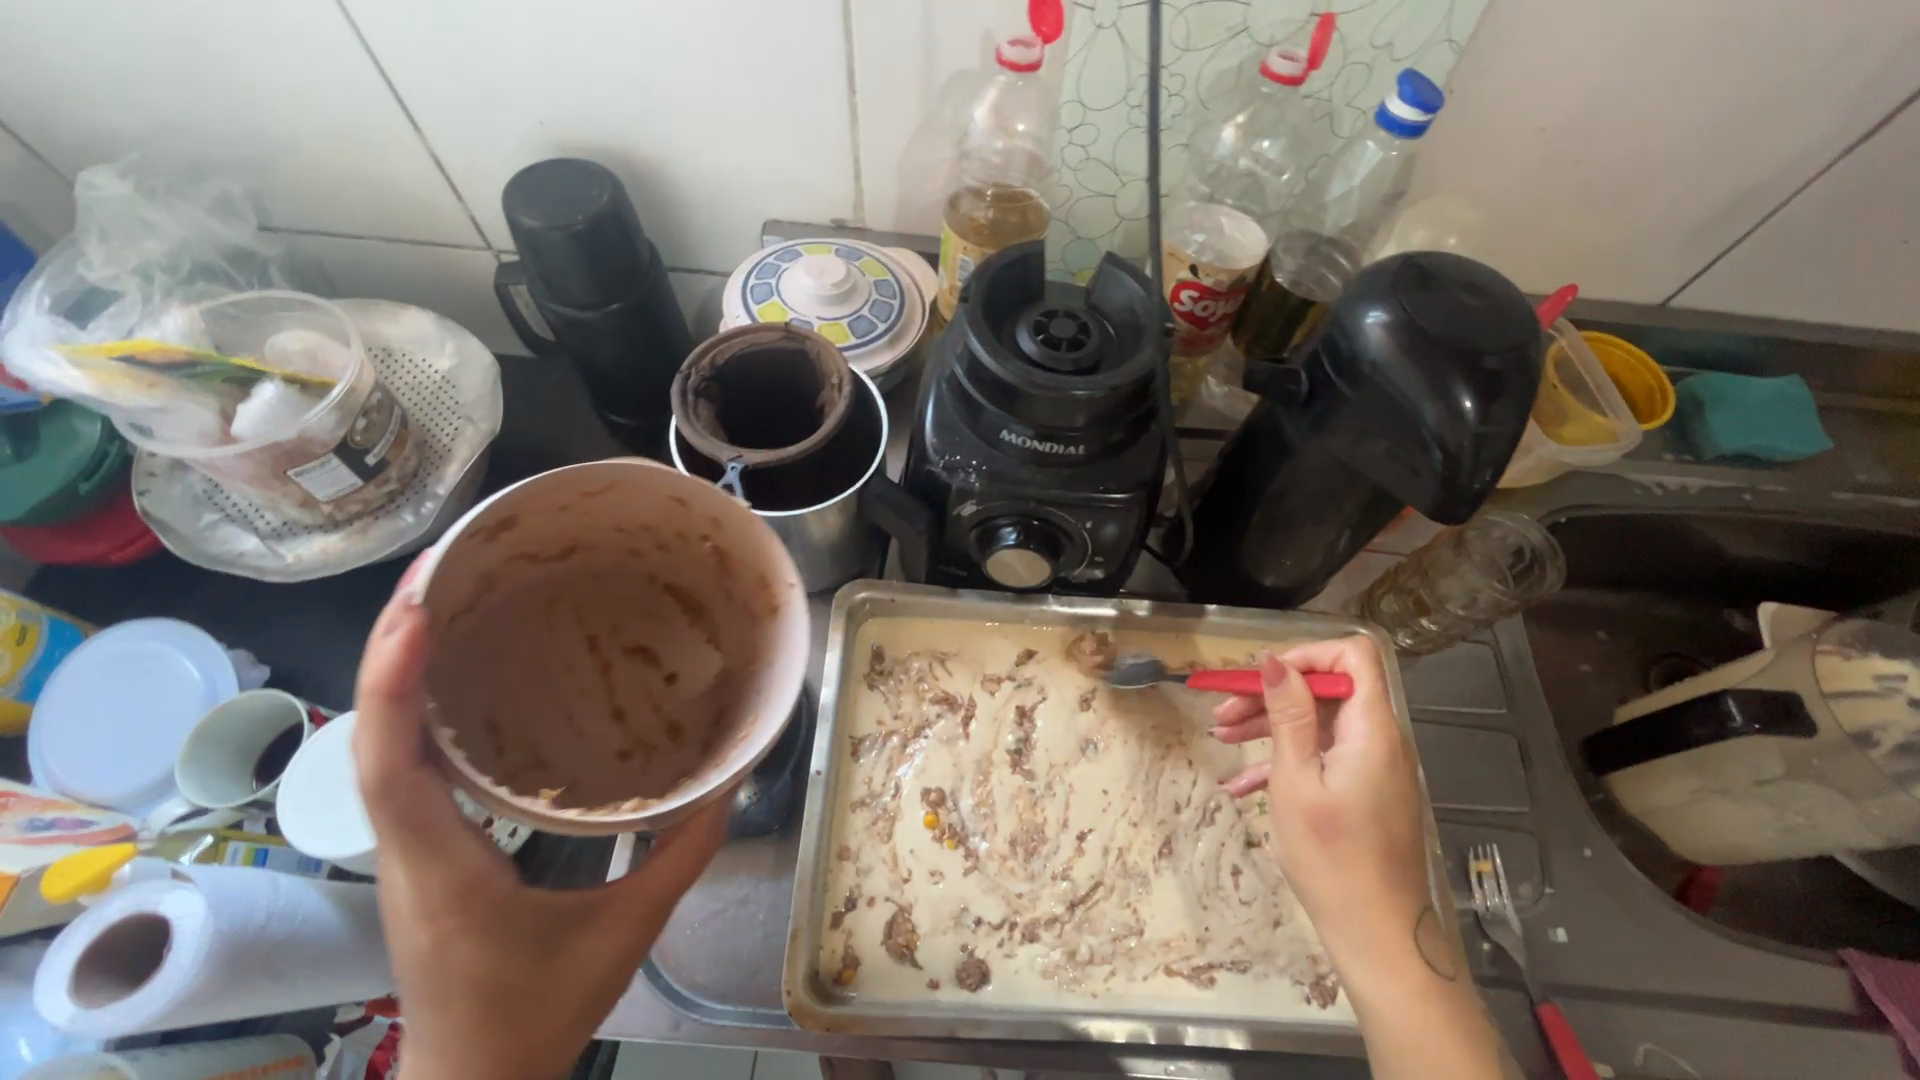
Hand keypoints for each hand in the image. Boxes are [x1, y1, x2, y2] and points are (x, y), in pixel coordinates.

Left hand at [354, 559, 729, 1079]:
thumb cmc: (537, 1011)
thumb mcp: (626, 931)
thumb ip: (680, 855)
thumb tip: (728, 784)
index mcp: (440, 862)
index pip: (392, 762)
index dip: (395, 682)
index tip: (418, 609)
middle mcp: (406, 845)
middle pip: (373, 734)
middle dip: (390, 646)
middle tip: (435, 570)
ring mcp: (406, 849)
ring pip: (381, 746)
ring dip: (398, 671)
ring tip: (439, 601)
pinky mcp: (421, 852)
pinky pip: (406, 765)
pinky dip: (416, 708)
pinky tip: (456, 679)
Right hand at [1211, 638, 1445, 989]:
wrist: (1377, 935)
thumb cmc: (1332, 857)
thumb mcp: (1297, 780)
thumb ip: (1287, 715)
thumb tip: (1274, 660)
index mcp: (1371, 729)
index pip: (1353, 655)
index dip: (1306, 654)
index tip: (1262, 677)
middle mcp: (1378, 739)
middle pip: (1326, 689)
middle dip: (1271, 694)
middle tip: (1222, 713)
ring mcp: (1371, 766)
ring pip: (1317, 724)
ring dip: (1268, 726)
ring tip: (1221, 740)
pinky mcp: (1362, 791)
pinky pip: (1321, 758)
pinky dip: (1283, 762)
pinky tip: (1242, 786)